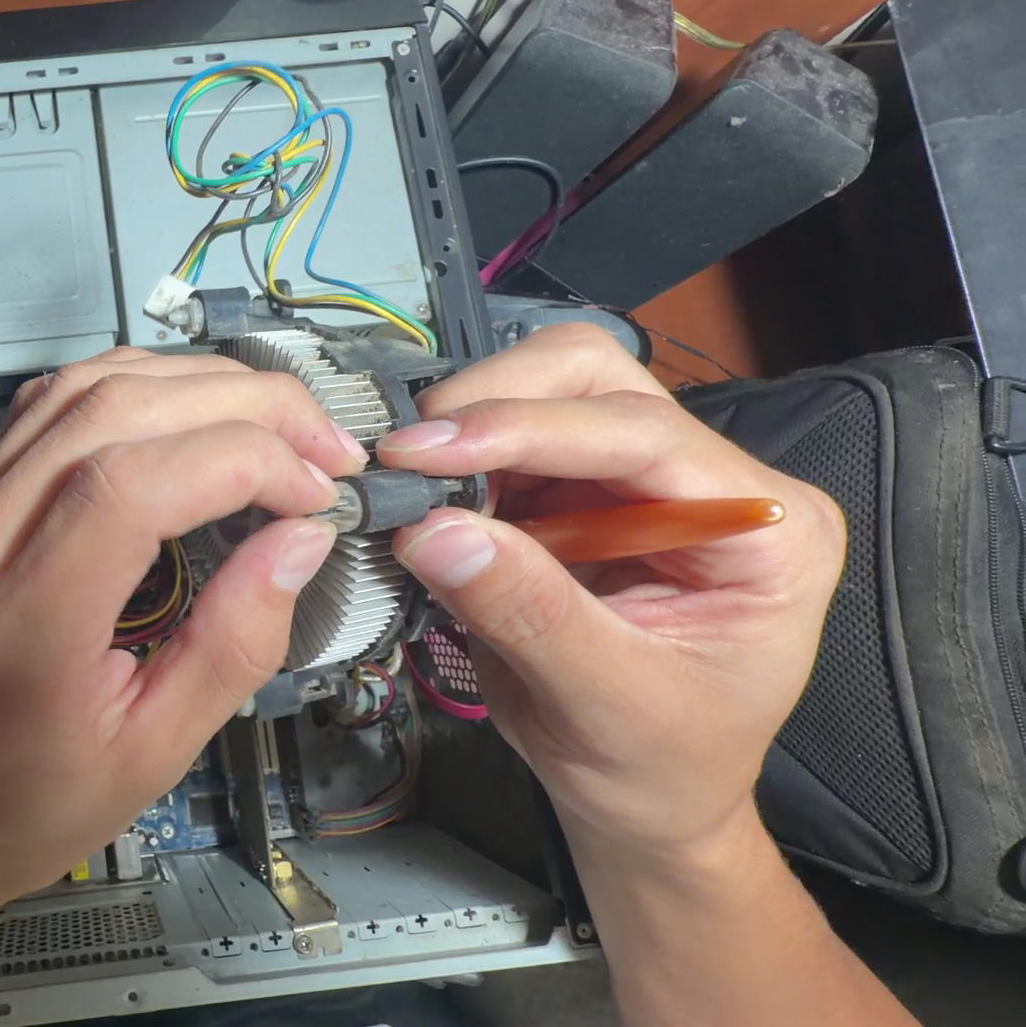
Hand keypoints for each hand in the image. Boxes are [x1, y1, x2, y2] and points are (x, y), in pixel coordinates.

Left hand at [0, 347, 367, 928]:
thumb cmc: (35, 805)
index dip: (237, 461)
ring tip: (271, 421)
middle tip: (318, 442)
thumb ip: (234, 642)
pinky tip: (189, 412)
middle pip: (105, 415)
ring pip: (74, 393)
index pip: (124, 488)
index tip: (312, 492)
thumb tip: (301, 536)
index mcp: (15, 641)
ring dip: (189, 384)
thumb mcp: (157, 753)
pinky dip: (134, 390)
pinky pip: (47, 411)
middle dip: (235, 405)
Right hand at [376, 324, 845, 860]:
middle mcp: (698, 478)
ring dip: (462, 427)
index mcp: (757, 524)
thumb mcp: (604, 701)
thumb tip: (427, 528)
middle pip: (592, 374)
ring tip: (409, 481)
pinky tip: (421, 496)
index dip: (522, 428)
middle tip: (408, 454)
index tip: (418, 451)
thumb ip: (526, 610)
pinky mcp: (565, 493)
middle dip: (492, 399)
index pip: (637, 433)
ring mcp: (625, 479)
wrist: (640, 791)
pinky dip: (449, 459)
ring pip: (537, 389)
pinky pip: (496, 445)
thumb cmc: (654, 761)